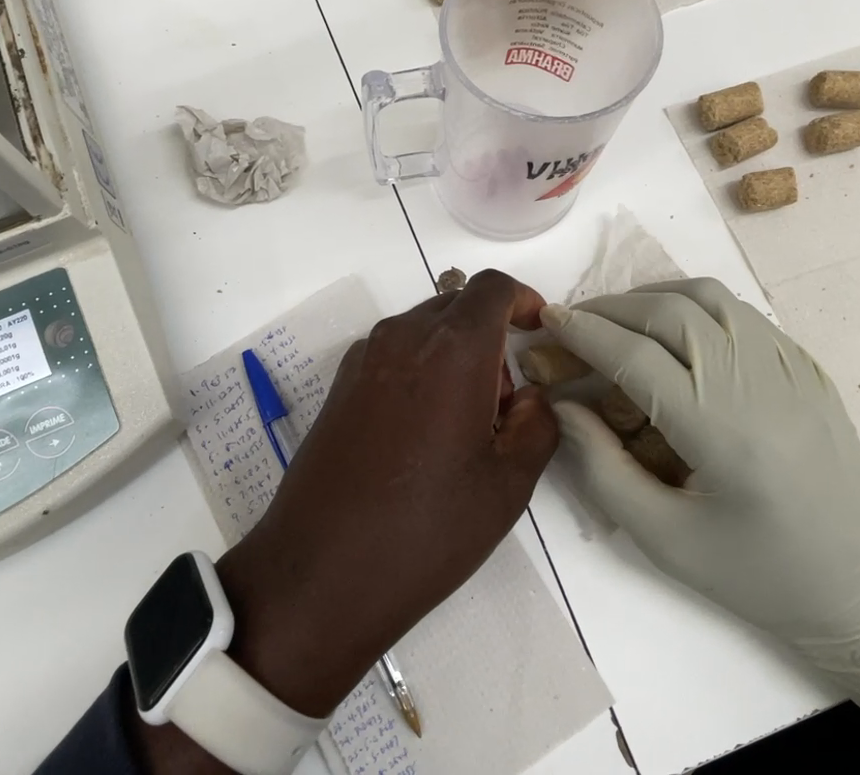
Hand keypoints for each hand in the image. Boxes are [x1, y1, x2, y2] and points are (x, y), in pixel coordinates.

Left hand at [215, 270, 557, 716]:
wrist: (319, 571)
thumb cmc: (426, 528)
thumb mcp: (507, 484)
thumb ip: (536, 423)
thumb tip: (528, 396)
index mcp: (451, 349)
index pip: (492, 287)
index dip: (523, 299)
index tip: (539, 332)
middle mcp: (401, 338)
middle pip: (456, 305)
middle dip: (491, 335)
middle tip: (505, 401)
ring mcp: (362, 360)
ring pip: (421, 330)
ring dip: (453, 354)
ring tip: (464, 425)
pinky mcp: (338, 387)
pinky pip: (392, 355)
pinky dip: (419, 369)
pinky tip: (422, 433)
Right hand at [544, 278, 859, 753]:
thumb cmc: (756, 573)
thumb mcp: (662, 537)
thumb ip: (601, 466)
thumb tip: (562, 405)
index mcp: (720, 428)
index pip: (635, 355)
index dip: (583, 332)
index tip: (546, 319)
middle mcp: (756, 381)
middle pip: (668, 312)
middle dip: (609, 308)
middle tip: (572, 322)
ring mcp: (789, 367)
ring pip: (708, 297)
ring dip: (652, 297)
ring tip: (618, 320)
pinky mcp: (806, 368)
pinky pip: (741, 312)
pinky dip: (693, 305)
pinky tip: (674, 332)